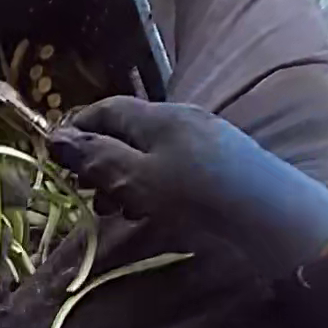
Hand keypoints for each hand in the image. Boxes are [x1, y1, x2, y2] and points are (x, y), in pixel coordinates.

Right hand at [48, 97, 327, 277]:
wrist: (272, 218)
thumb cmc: (198, 197)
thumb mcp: (136, 179)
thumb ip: (95, 158)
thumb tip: (55, 138)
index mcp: (158, 117)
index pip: (106, 108)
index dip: (77, 127)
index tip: (57, 156)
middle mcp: (180, 120)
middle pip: (126, 131)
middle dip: (98, 159)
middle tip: (82, 190)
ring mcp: (202, 140)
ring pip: (147, 152)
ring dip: (121, 177)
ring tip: (110, 208)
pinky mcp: (217, 164)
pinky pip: (169, 166)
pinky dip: (147, 184)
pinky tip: (146, 210)